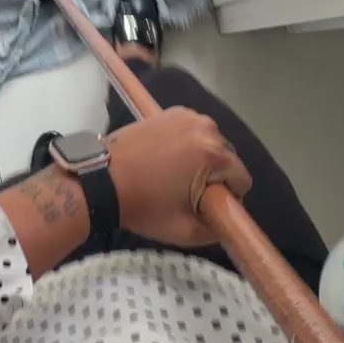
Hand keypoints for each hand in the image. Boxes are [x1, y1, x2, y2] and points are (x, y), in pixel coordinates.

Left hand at [106, 107, 251, 246]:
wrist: (100, 179)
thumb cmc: (144, 205)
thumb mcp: (186, 231)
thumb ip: (218, 228)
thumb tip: (229, 218)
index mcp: (213, 154)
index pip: (242, 179)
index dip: (229, 197)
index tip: (206, 206)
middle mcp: (206, 127)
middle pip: (228, 158)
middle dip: (216, 176)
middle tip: (188, 193)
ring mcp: (187, 115)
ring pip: (211, 143)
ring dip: (202, 159)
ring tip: (175, 175)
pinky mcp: (170, 111)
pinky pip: (193, 131)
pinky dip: (187, 143)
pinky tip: (167, 158)